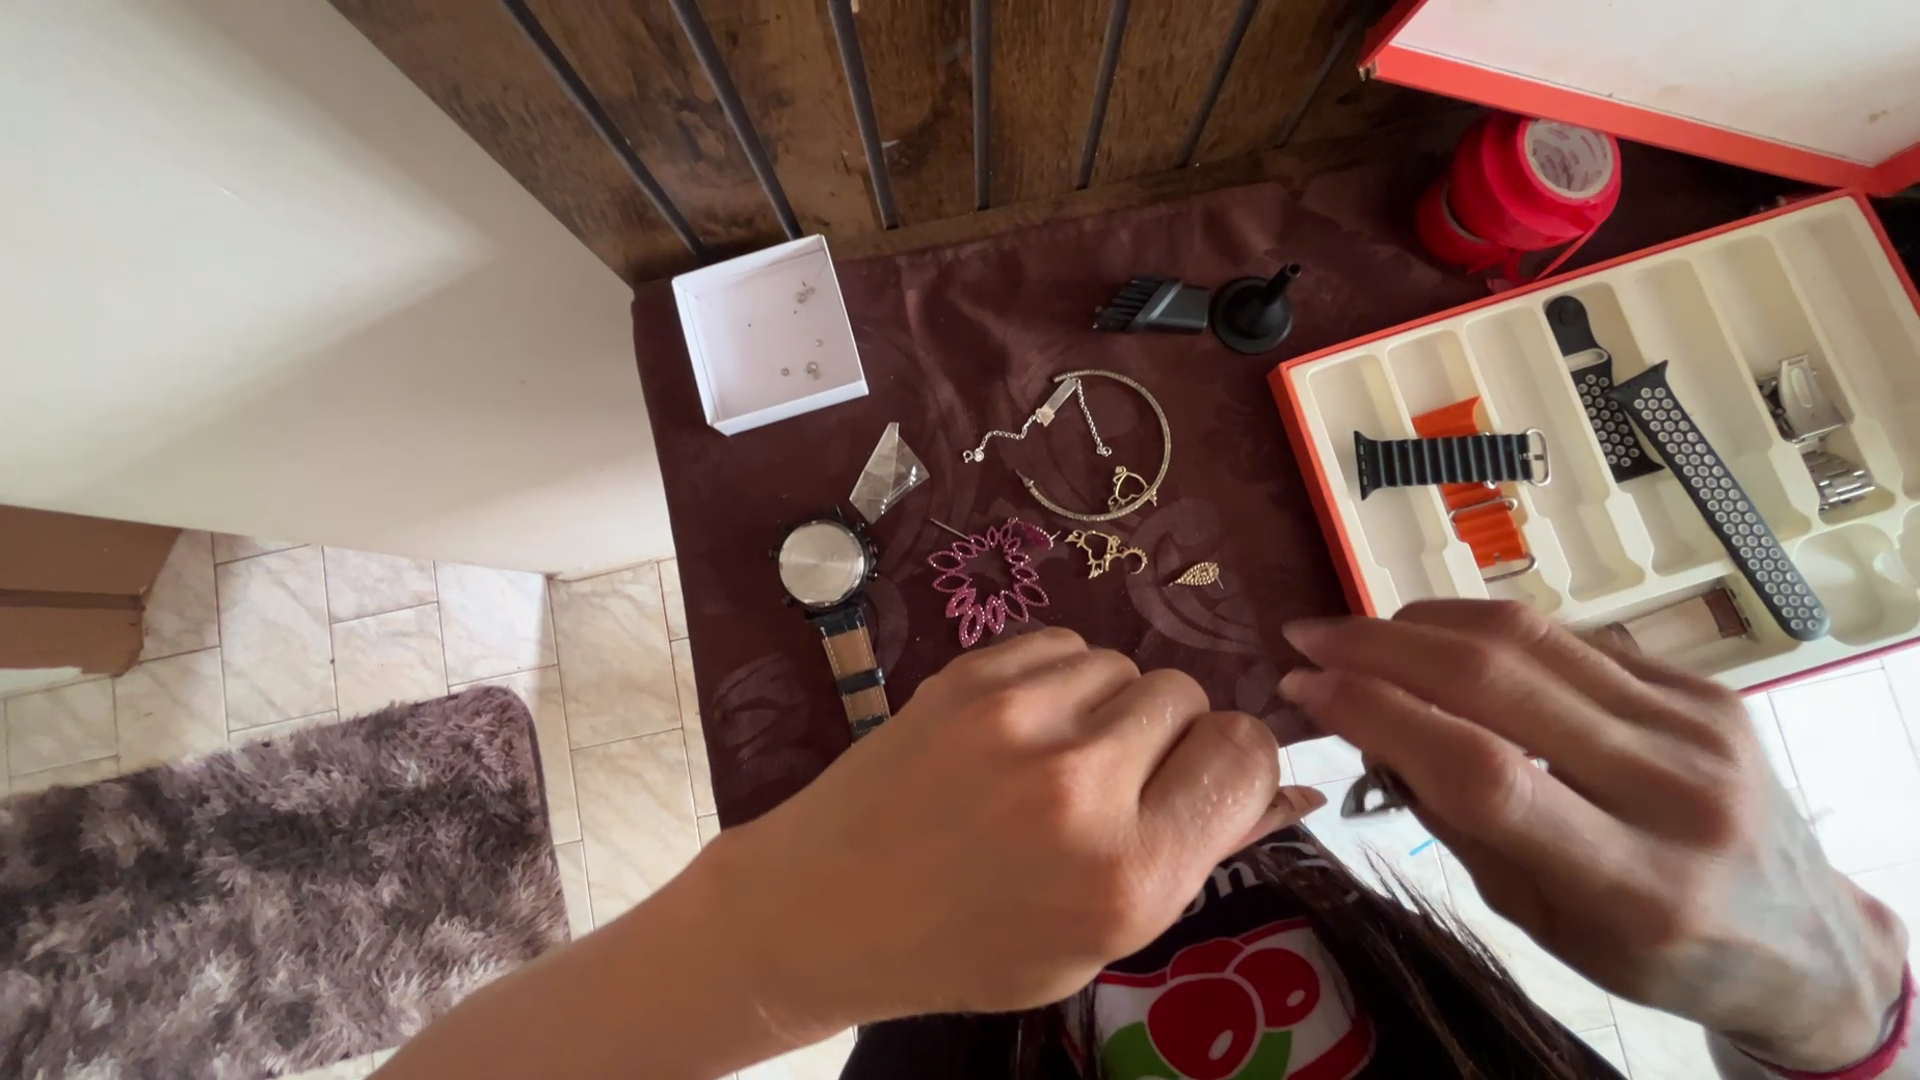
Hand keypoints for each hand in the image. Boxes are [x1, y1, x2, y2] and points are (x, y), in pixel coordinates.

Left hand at [705, 627, 1324, 1035]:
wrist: (831, 902)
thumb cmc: (968, 944)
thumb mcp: (1097, 939)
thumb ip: (1196, 858)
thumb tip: (1284, 790)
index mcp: (1128, 872)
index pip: (1244, 756)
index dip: (1234, 764)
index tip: (1205, 779)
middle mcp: (1082, 782)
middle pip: (1185, 695)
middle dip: (1170, 735)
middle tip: (1121, 775)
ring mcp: (1019, 715)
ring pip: (1123, 664)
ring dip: (1111, 704)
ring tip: (1062, 750)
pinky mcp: (971, 674)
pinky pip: (1063, 644)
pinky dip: (1062, 677)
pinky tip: (1024, 722)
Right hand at [1277, 601, 1907, 1071]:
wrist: (1805, 939)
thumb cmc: (1643, 949)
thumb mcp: (1532, 916)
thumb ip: (1451, 817)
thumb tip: (1369, 726)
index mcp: (1632, 882)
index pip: (1479, 771)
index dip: (1375, 715)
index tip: (1302, 688)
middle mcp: (1674, 790)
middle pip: (1495, 681)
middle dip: (1377, 647)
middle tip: (1307, 637)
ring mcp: (1696, 725)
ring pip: (1525, 637)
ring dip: (1415, 623)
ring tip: (1355, 633)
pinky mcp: (1700, 686)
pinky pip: (1560, 635)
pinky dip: (1472, 629)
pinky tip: (1427, 638)